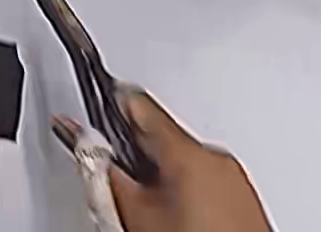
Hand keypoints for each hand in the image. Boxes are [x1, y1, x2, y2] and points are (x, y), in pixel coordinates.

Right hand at [60, 91, 270, 231]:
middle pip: (153, 132)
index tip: (90, 120)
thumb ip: (99, 165)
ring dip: (156, 173)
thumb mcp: (133, 211)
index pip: (133, 100)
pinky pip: (202, 177)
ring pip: (176, 157)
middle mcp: (217, 158)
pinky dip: (183, 189)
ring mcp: (236, 181)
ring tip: (151, 212)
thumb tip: (73, 130)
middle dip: (131, 153)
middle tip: (121, 186)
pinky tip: (177, 220)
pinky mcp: (247, 203)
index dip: (105, 109)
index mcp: (189, 150)